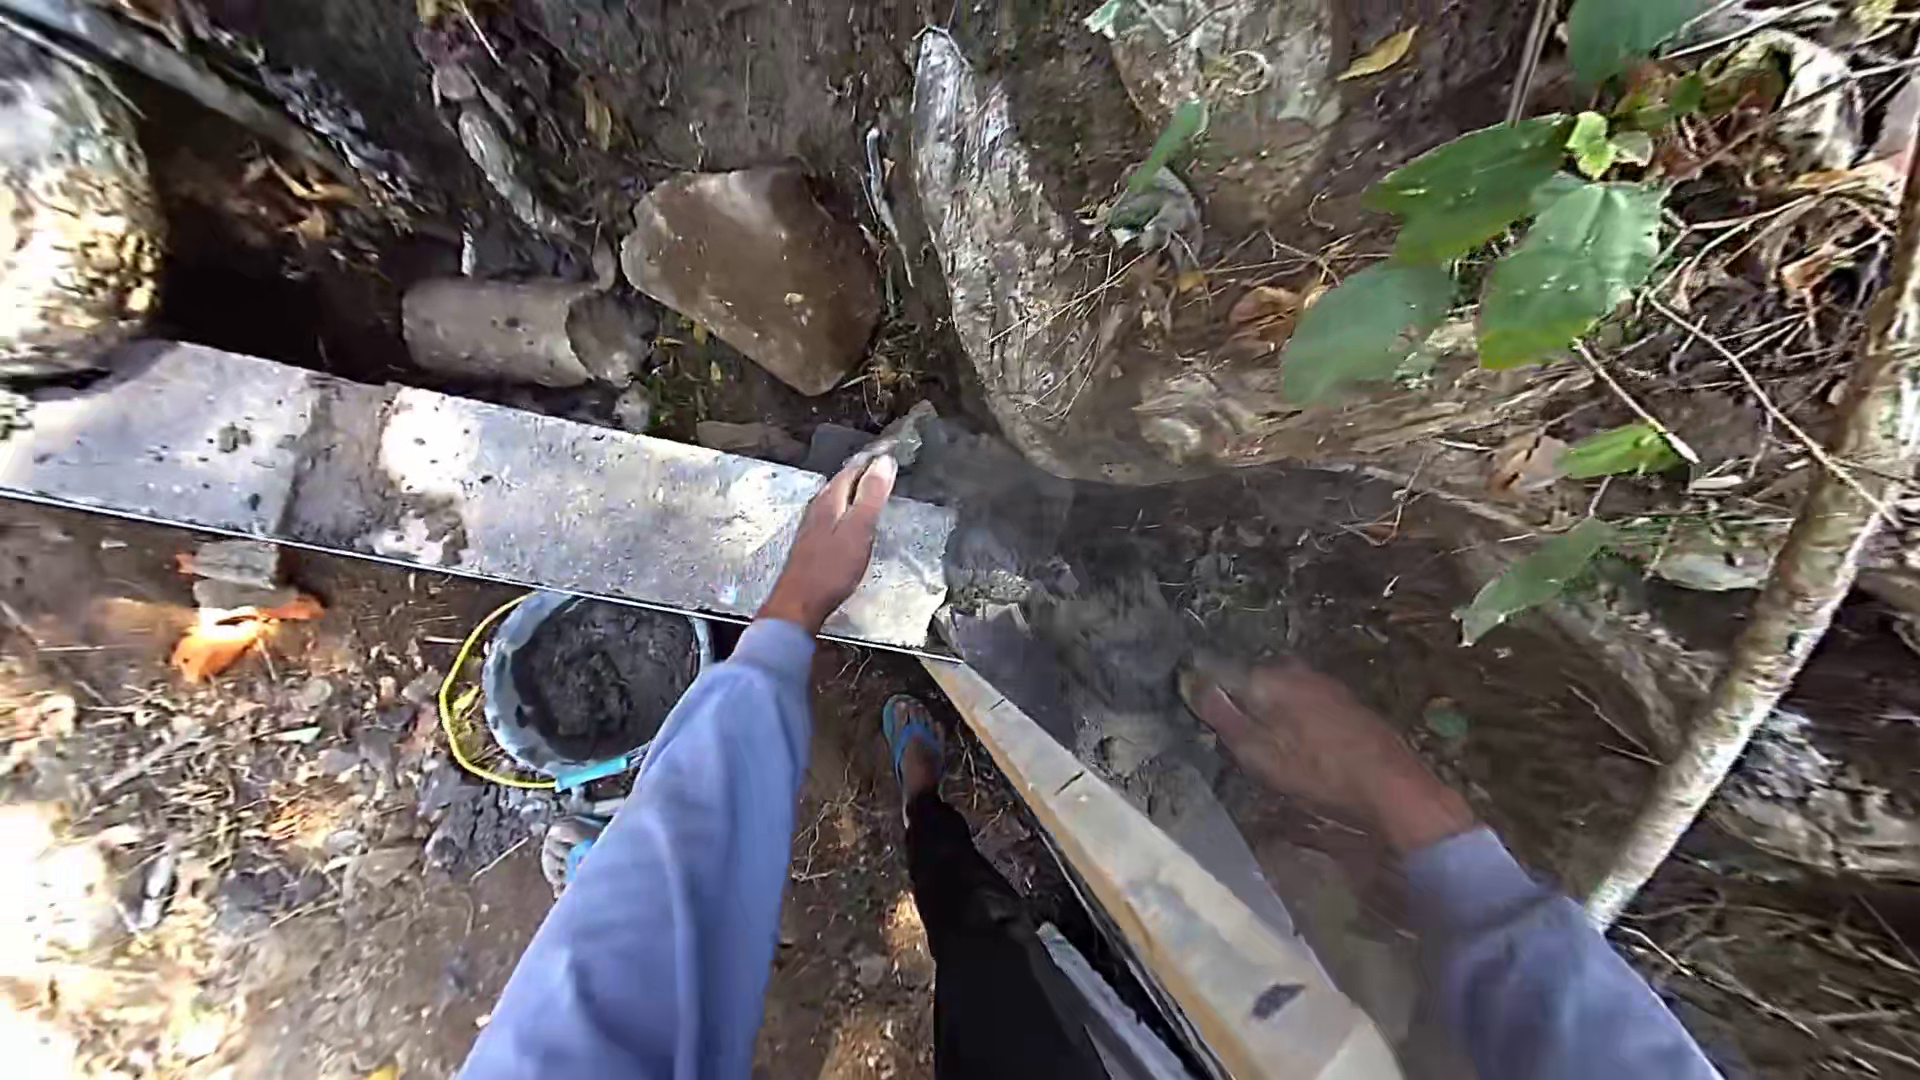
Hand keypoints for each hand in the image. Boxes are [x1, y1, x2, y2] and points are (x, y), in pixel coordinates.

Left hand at [757, 455, 897, 633]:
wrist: (799, 603)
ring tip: (871, 488)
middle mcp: (817, 507)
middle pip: (842, 481)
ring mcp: (812, 525)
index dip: (871, 460)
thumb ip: (871, 495)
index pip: (852, 469)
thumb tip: (884, 462)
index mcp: (830, 500)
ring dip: (854, 490)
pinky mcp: (812, 542)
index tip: (890, 453)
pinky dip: (848, 509)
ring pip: (836, 498)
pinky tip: (852, 518)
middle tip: (883, 467)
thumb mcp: (859, 529)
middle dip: (862, 472)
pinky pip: (834, 515)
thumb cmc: (831, 568)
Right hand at [1180, 657, 1475, 855]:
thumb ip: (1218, 714)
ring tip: (1269, 745)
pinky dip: (1291, 716)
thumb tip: (1190, 682)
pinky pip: (1300, 700)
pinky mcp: (1343, 699)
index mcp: (1264, 676)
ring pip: (1275, 689)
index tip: (1197, 712)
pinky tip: (1300, 745)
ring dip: (1265, 709)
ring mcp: (1320, 681)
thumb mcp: (1255, 751)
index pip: (1215, 669)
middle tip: (1237, 738)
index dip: (1201, 689)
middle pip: (1246, 679)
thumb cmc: (1316, 772)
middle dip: (1237, 701)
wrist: (1395, 789)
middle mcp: (1291, 668)